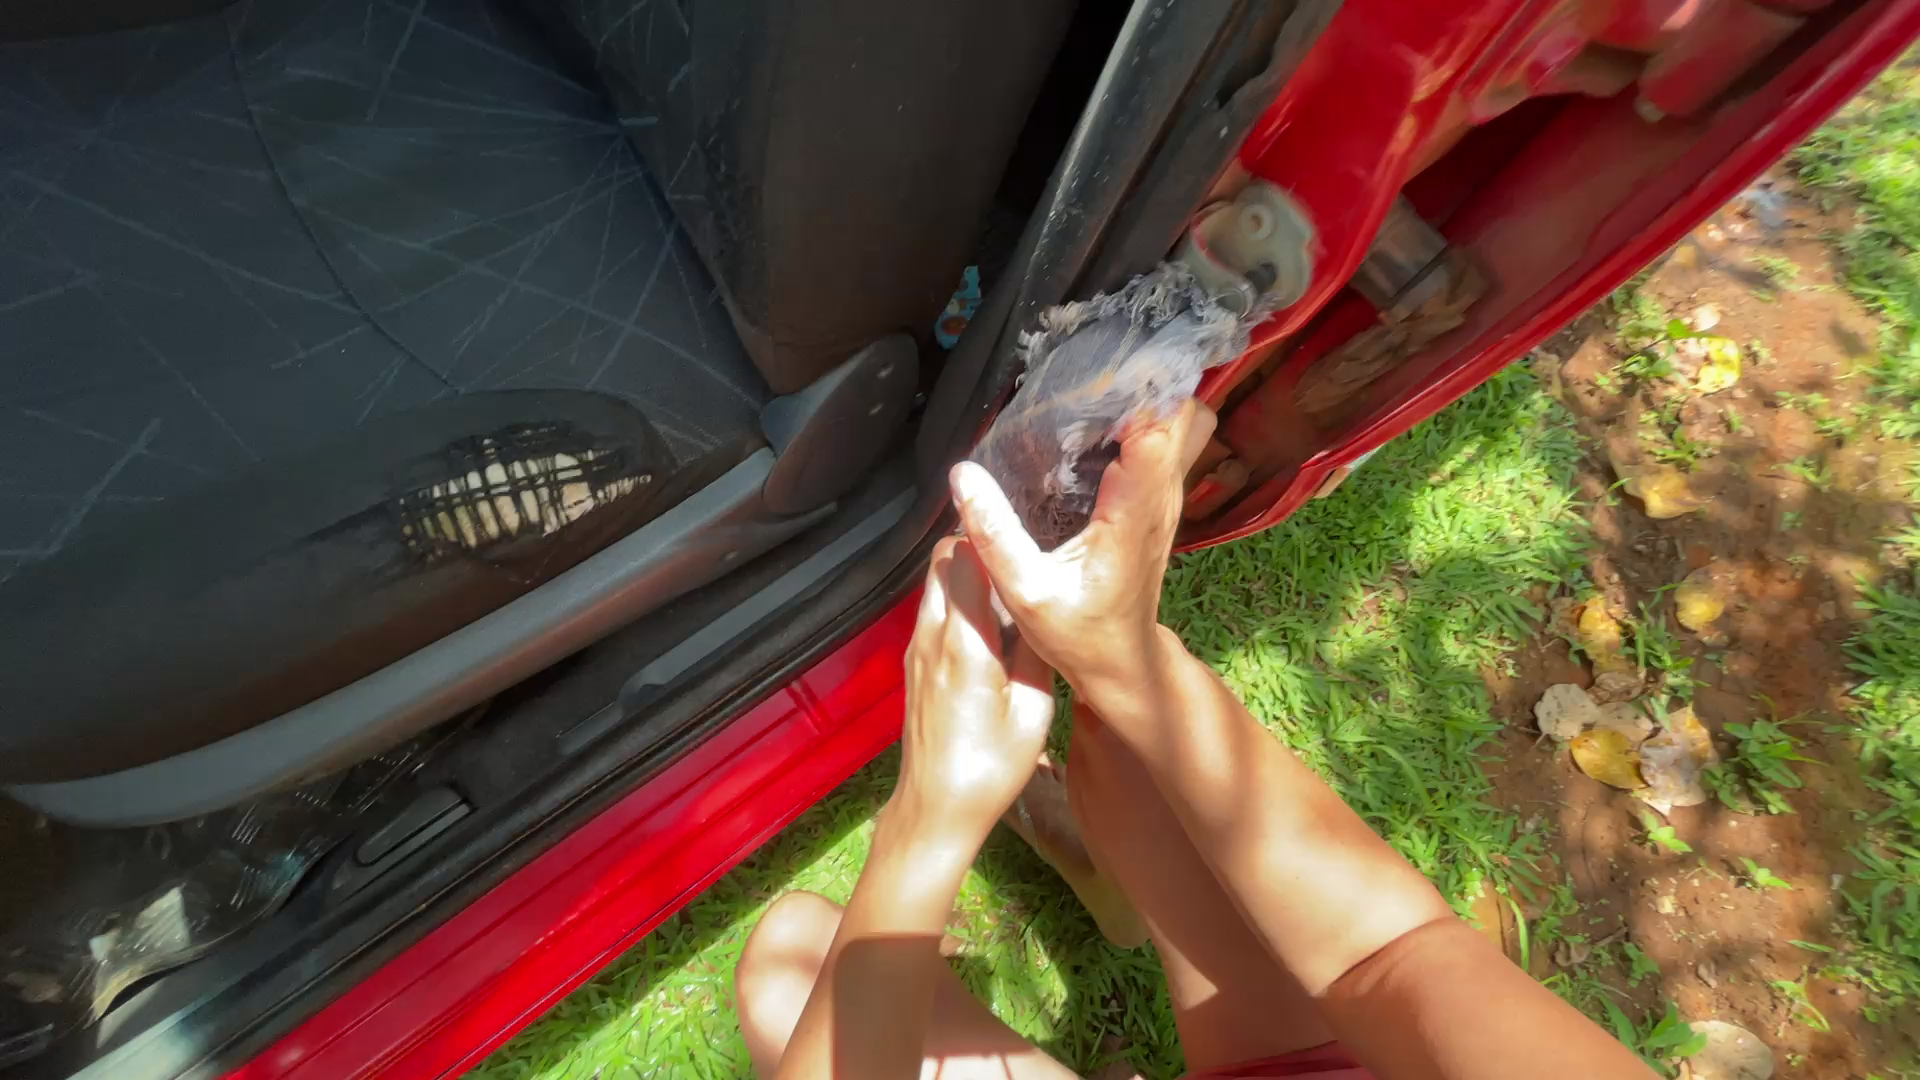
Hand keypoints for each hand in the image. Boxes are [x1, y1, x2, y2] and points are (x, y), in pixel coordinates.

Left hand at [895, 536, 1055, 846]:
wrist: (935, 806)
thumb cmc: (991, 764)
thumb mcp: (1034, 709)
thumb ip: (1036, 648)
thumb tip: (1039, 607)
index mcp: (964, 640)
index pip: (963, 557)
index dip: (987, 533)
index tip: (1018, 528)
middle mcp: (931, 633)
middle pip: (942, 560)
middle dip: (977, 546)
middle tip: (1018, 555)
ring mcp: (916, 647)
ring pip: (935, 583)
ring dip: (966, 573)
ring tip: (1009, 586)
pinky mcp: (913, 662)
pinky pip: (932, 609)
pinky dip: (956, 599)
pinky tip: (988, 623)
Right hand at [948, 400, 1213, 710]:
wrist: (1121, 660)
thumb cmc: (1076, 631)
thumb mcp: (1024, 590)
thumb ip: (994, 533)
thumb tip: (963, 474)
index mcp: (1132, 515)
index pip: (1158, 434)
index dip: (1136, 394)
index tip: (1095, 376)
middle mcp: (1160, 500)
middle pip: (1185, 417)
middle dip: (1150, 387)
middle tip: (1094, 382)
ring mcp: (1166, 501)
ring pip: (1185, 427)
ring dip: (1151, 402)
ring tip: (1097, 396)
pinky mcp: (1160, 504)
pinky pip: (1168, 445)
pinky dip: (1147, 424)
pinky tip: (1101, 427)